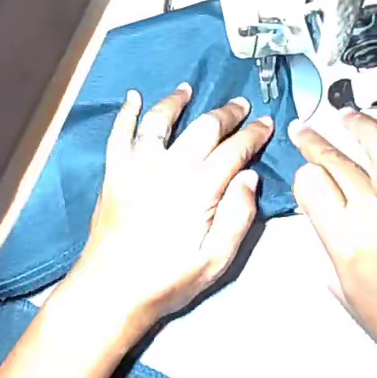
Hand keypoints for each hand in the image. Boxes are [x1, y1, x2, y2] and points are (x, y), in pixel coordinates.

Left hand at [55, 83, 274, 332]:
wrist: (111, 288)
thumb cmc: (166, 279)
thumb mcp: (215, 259)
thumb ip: (237, 216)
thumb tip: (249, 177)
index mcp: (199, 187)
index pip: (234, 150)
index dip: (253, 134)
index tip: (265, 123)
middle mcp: (169, 166)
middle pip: (203, 128)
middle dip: (226, 114)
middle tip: (240, 106)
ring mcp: (137, 165)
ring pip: (160, 120)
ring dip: (176, 101)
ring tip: (187, 89)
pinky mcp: (114, 171)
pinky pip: (119, 133)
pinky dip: (126, 112)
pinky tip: (132, 98)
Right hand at [290, 112, 376, 377]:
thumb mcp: (342, 285)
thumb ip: (328, 242)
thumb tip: (321, 212)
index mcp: (348, 238)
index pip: (310, 182)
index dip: (301, 176)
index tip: (302, 178)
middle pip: (335, 159)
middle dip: (312, 142)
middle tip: (302, 132)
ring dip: (357, 124)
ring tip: (345, 117)